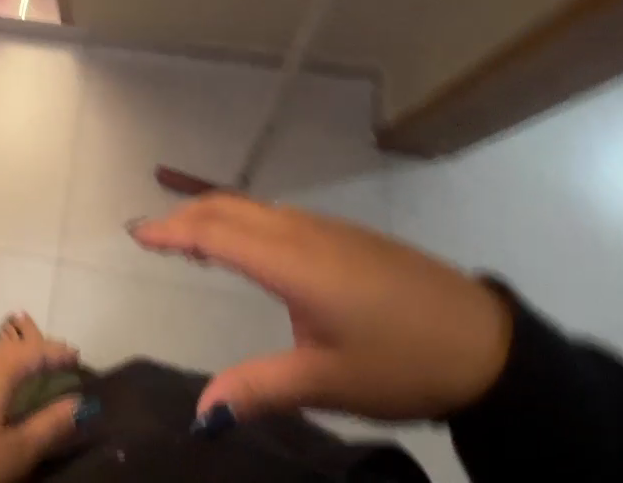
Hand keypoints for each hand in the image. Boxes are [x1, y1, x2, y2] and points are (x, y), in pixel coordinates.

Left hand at [0, 338, 82, 482]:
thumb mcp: (18, 451)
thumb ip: (50, 424)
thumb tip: (78, 403)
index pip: (34, 352)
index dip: (57, 352)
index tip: (76, 356)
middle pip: (7, 351)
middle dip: (31, 355)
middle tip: (52, 365)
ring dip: (4, 365)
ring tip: (19, 376)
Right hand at [130, 194, 511, 422]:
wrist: (487, 342)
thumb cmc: (402, 361)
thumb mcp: (327, 382)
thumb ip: (260, 389)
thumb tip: (202, 414)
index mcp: (291, 261)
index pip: (215, 232)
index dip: (172, 231)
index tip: (135, 233)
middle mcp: (302, 232)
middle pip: (229, 208)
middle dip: (185, 215)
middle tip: (150, 234)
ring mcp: (327, 229)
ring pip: (254, 208)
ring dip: (214, 215)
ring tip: (187, 238)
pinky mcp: (346, 236)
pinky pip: (277, 216)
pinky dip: (243, 220)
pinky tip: (247, 245)